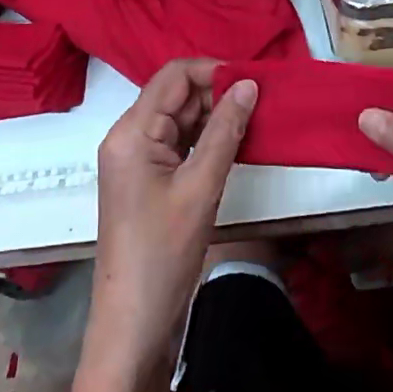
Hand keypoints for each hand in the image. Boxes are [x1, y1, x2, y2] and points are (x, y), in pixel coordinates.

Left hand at [89, 58, 255, 363]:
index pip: (173, 76)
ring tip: (257, 119)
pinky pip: (180, 143)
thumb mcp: (201, 186)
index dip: (213, 70)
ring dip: (216, 116)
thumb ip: (225, 130)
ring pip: (181, 119)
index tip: (254, 80)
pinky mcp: (148, 178)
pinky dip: (207, 138)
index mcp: (131, 132)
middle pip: (176, 95)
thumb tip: (248, 84)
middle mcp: (129, 137)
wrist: (135, 320)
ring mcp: (137, 159)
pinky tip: (238, 142)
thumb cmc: (164, 252)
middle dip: (218, 93)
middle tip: (263, 102)